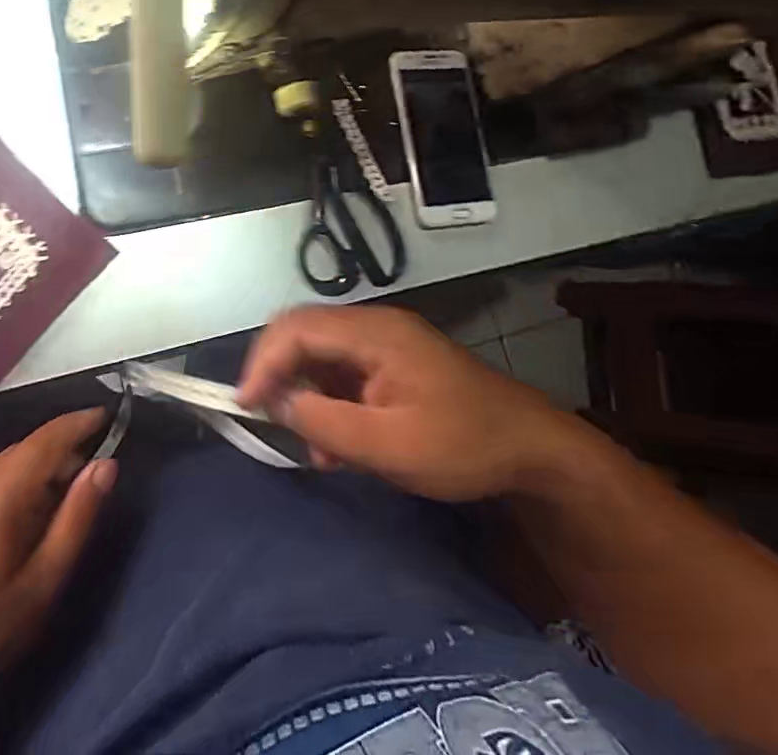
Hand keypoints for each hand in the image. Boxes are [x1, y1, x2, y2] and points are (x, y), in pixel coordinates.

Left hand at [0, 409, 115, 754]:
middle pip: (25, 450)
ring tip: (62, 505)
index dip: (81, 422)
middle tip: (94, 478)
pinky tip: (20, 525)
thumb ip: (78, 517)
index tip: (110, 415)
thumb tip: (106, 465)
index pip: (47, 438)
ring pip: (3, 468)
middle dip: (63, 453)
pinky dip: (13, 488)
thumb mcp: (45, 581)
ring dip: (38, 473)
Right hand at [237, 305, 607, 501]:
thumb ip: (324, 422)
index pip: (296, 329)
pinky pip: (341, 375)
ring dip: (304, 396)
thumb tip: (276, 404)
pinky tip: (337, 445)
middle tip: (266, 417)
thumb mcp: (390, 444)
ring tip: (314, 446)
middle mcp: (374, 327)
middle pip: (303, 335)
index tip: (245, 403)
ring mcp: (383, 345)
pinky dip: (327, 405)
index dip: (263, 362)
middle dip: (278, 375)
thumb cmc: (464, 445)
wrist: (532, 450)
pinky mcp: (390, 366)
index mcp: (375, 332)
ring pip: (319, 357)